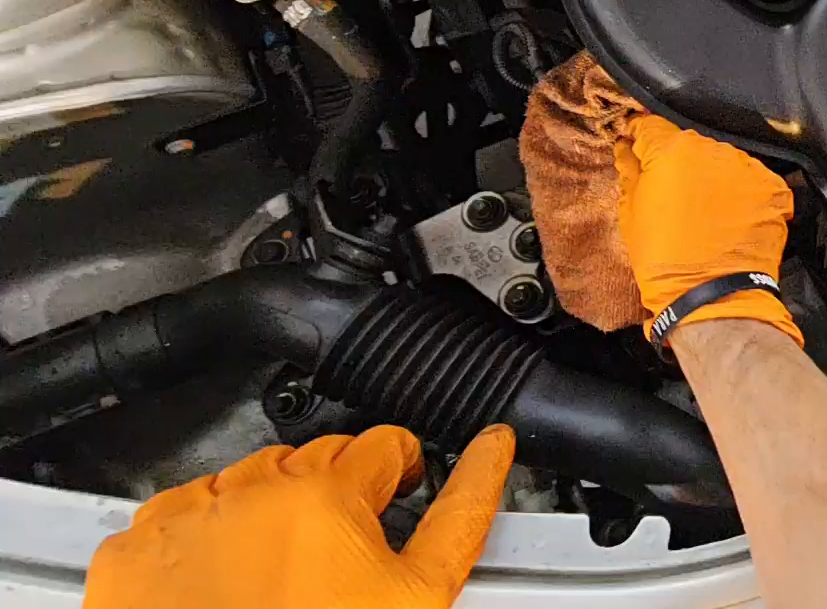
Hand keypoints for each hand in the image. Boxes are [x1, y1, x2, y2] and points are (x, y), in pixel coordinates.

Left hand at [85, 424, 514, 608]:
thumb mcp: (421, 589)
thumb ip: (467, 504)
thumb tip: (494, 446)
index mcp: (325, 491)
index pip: (385, 442)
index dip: (400, 475)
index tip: (393, 501)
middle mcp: (251, 493)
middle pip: (319, 453)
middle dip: (338, 489)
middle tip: (340, 547)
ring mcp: (186, 523)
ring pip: (252, 475)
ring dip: (273, 502)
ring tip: (283, 560)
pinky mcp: (127, 558)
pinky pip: (179, 509)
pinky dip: (207, 528)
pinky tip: (225, 569)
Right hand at [615, 113, 800, 346]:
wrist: (713, 294)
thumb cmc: (664, 258)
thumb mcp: (631, 213)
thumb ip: (630, 172)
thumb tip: (626, 148)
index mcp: (674, 150)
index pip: (653, 127)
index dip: (642, 134)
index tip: (639, 144)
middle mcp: (714, 150)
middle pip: (691, 145)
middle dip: (681, 161)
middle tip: (674, 192)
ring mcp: (747, 167)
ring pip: (723, 161)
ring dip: (713, 175)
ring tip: (705, 210)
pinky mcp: (772, 187)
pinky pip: (751, 180)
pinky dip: (742, 192)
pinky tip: (730, 216)